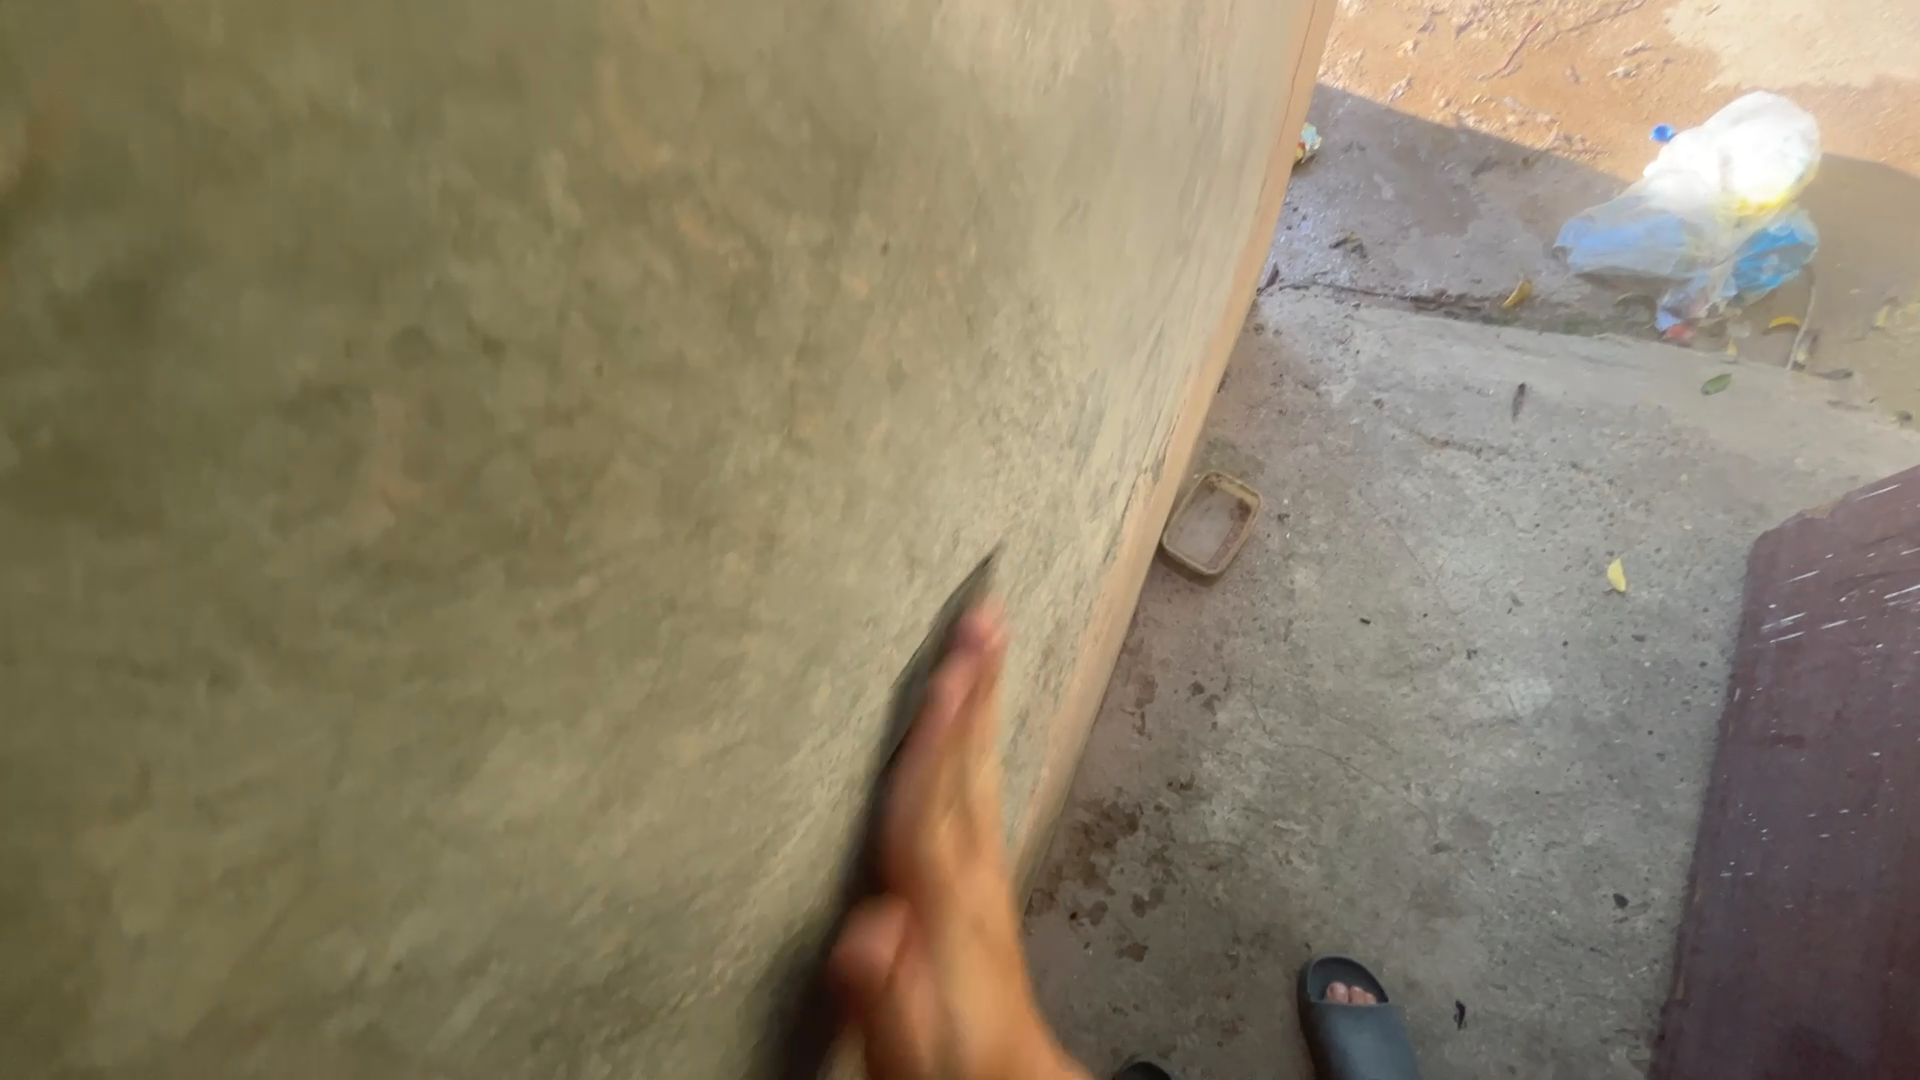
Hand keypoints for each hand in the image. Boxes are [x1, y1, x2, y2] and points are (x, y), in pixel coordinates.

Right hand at [831, 605, 1088, 1079]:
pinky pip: (983, 775)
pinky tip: (980, 702)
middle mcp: (973, 865)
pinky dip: (981, 729)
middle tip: (984, 618)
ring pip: (982, 760)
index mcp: (944, 903)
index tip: (946, 675)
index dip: (935, 742)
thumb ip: (885, 991)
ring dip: (985, 695)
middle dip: (975, 688)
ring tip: (989, 636)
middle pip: (970, 764)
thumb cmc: (946, 1059)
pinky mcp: (986, 858)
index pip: (932, 807)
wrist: (1004, 1074)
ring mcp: (987, 856)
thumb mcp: (904, 1046)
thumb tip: (870, 929)